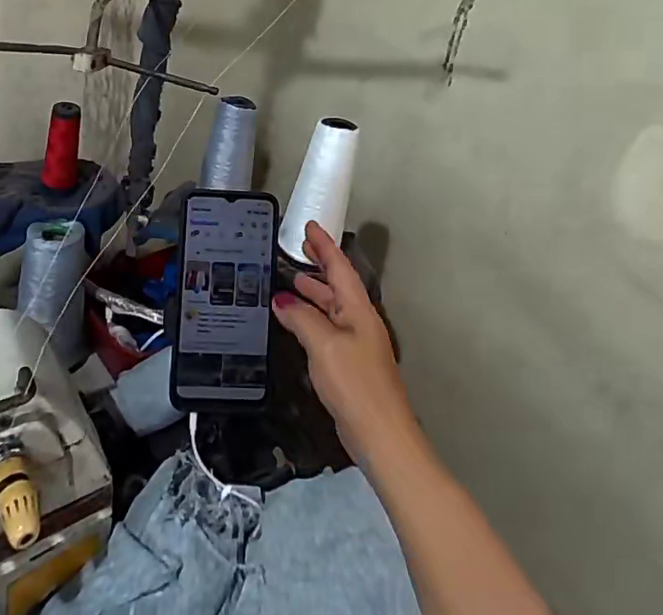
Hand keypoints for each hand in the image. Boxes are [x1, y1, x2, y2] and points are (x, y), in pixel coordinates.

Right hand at [272, 221, 414, 462]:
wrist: (380, 434)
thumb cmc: (355, 383)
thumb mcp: (323, 343)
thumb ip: (300, 317)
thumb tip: (282, 300)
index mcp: (359, 312)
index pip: (340, 269)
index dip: (324, 247)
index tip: (311, 227)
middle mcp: (359, 324)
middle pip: (337, 286)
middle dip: (318, 266)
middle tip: (298, 248)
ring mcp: (356, 345)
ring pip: (331, 308)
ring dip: (312, 292)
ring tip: (290, 280)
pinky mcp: (348, 364)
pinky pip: (325, 328)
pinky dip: (309, 316)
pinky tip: (293, 320)